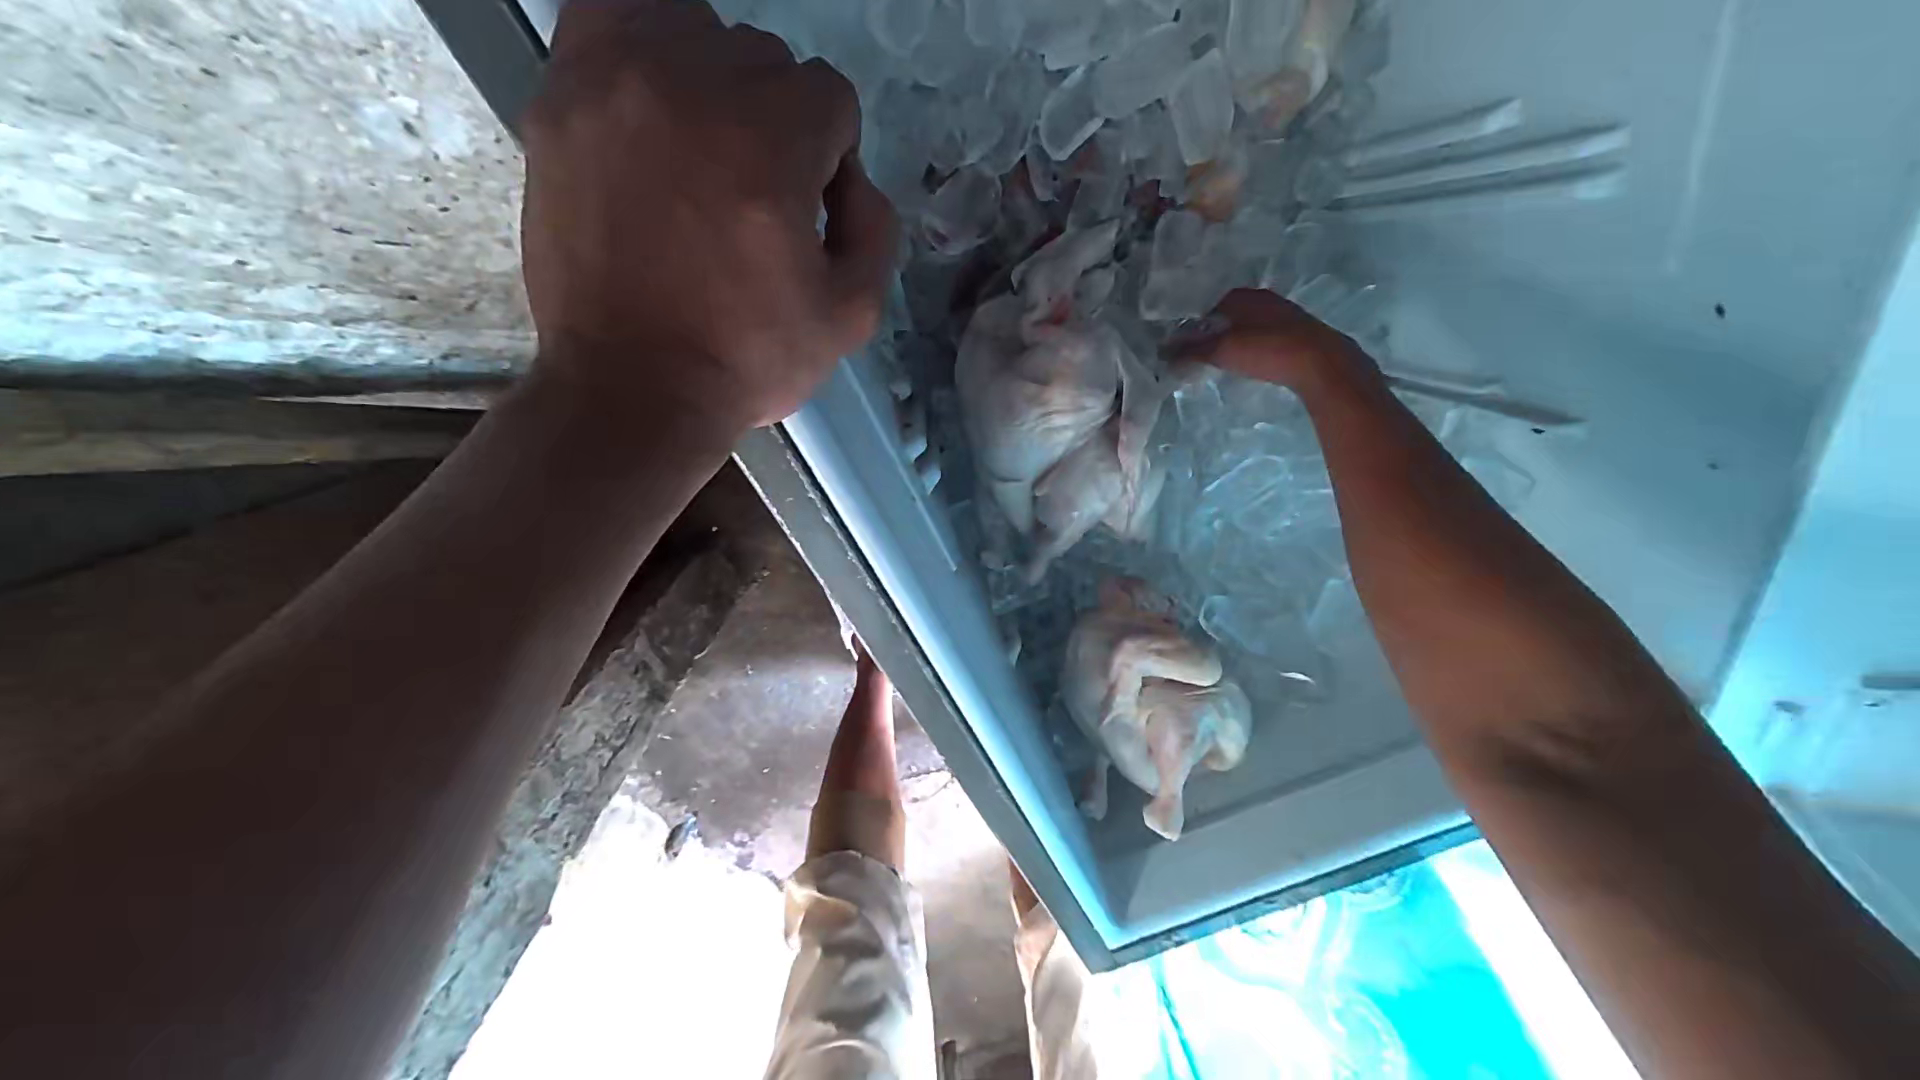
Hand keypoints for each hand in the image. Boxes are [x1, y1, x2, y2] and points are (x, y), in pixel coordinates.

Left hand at [520, 0, 898, 432]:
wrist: (634, 389)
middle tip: (758, 196)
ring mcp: (615, 86)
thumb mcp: (850, 317)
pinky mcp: (561, 101)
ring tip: (707, 155)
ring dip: (718, 83)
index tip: (809, 209)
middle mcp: (691, 92)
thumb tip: (854, 178)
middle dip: (780, 125)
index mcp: (769, 147)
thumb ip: (877, 230)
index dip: (833, 157)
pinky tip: (654, 110)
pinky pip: (608, 19)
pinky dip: (642, 50)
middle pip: (768, 59)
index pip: (830, 96)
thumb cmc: (746, 361)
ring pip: (695, 29)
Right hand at [1177, 288, 1377, 393]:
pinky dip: (1250, 341)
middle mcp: (1264, 298)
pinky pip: (1264, 332)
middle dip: (1213, 326)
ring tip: (1219, 354)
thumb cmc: (1266, 350)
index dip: (1193, 318)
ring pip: (1248, 321)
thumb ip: (1191, 351)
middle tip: (1197, 347)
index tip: (1181, 336)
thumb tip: (1163, 352)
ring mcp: (1283, 313)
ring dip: (1233, 334)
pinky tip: (1247, 357)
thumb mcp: (1222, 352)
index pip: (1209, 301)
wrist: (1319, 363)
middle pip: (1229, 310)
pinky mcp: (1297, 330)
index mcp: (1244, 296)